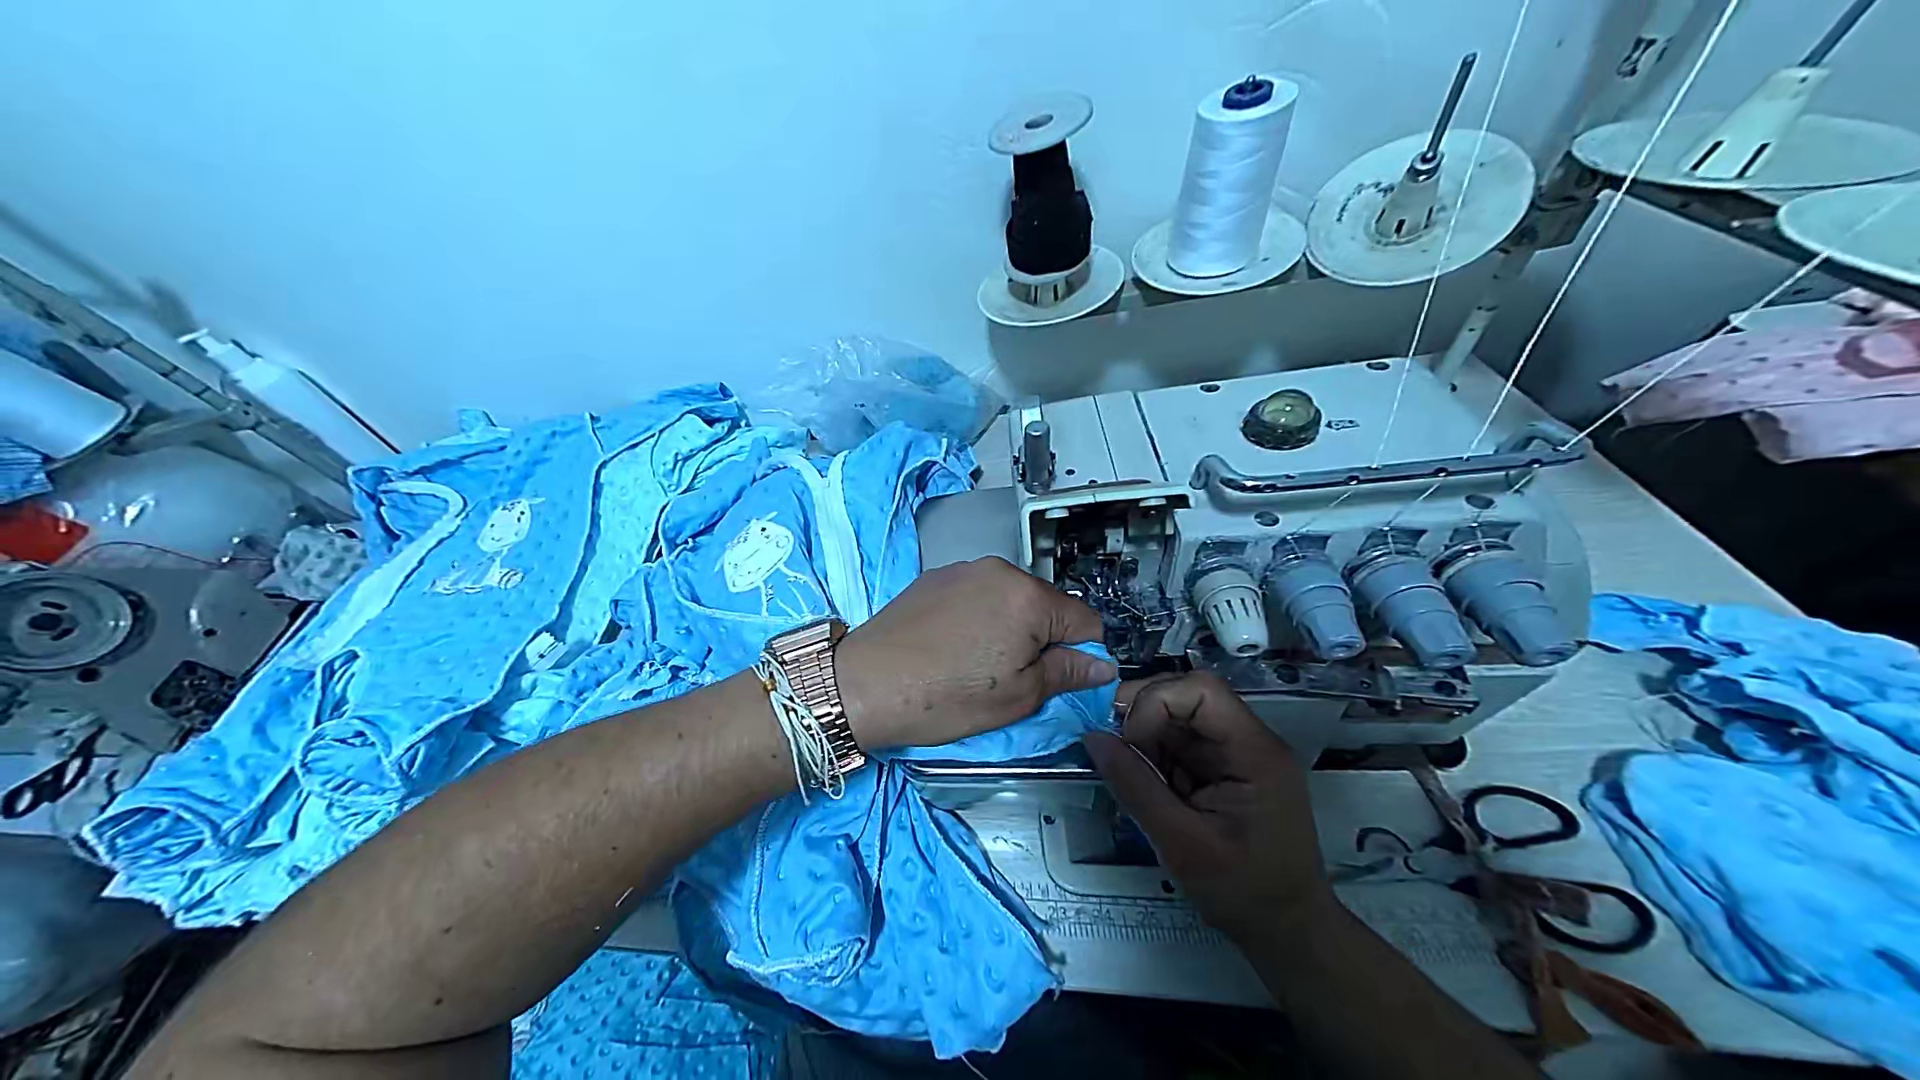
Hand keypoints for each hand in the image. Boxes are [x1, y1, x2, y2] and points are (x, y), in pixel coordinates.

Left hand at [835, 557, 1116, 750]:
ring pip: (1012, 599)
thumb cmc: (943, 697)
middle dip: (1044, 639)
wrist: (863, 684)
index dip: (1085, 654)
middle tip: (1015, 677)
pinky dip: (980, 616)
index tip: (1066, 678)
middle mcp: (999, 570)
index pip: (1087, 620)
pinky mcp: (936, 576)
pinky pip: (979, 593)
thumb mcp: (1017, 697)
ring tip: (978, 664)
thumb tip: (1103, 665)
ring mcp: (964, 569)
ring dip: (1011, 627)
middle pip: (1048, 606)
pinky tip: (955, 647)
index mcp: (1028, 597)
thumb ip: (1068, 674)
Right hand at [1083, 673, 1330, 937]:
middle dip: (1143, 718)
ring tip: (1133, 778)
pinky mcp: (1223, 769)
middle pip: (1187, 696)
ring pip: (1178, 718)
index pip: (1200, 691)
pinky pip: (1181, 744)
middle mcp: (1249, 741)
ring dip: (1146, 740)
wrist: (1288, 932)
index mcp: (1254, 752)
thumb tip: (1092, 738)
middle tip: (1115, 753)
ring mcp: (1236, 754)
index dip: (1156, 703)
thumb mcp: (1182, 844)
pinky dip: (1154, 758)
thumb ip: (1135, 786)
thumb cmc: (1244, 892)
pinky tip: (1149, 787)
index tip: (1130, 744)